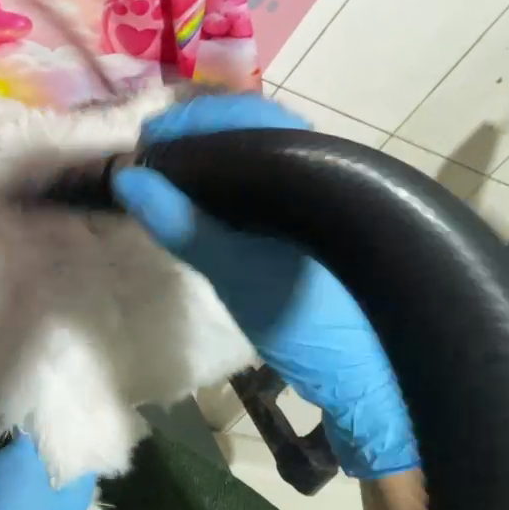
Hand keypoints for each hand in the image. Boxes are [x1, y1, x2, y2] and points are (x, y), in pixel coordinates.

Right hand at [109, 95, 419, 479]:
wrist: (381, 391)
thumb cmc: (316, 324)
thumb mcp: (240, 273)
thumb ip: (183, 225)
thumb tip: (127, 178)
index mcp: (324, 170)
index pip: (251, 118)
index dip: (195, 120)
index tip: (146, 136)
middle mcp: (331, 176)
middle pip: (253, 136)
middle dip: (198, 140)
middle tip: (148, 157)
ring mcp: (326, 209)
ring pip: (259, 165)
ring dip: (211, 167)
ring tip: (163, 179)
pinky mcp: (317, 240)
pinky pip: (265, 196)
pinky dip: (226, 194)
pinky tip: (198, 209)